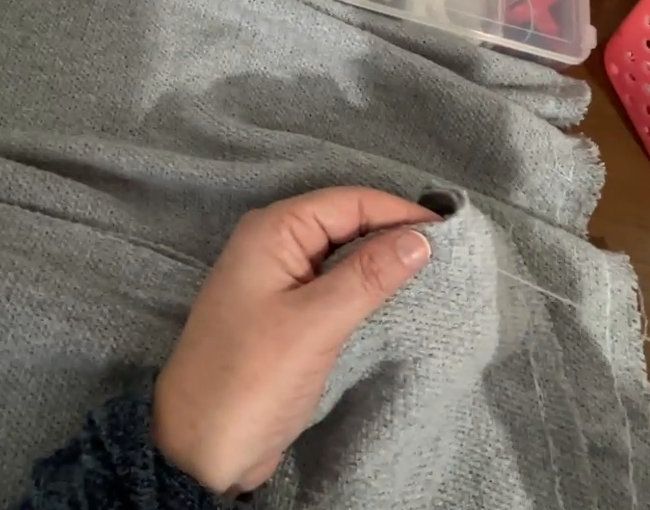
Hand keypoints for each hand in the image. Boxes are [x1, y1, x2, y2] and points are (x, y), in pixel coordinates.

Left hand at [153, 187, 438, 493]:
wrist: (199, 447)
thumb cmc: (249, 377)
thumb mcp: (314, 323)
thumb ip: (368, 276)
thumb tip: (421, 239)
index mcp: (274, 229)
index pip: (348, 202)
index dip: (398, 212)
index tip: (450, 232)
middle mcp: (276, 242)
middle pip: (346, 222)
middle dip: (393, 233)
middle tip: (450, 253)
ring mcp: (279, 277)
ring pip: (342, 252)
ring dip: (382, 260)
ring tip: (435, 273)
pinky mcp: (287, 310)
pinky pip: (333, 282)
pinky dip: (365, 285)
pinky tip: (396, 298)